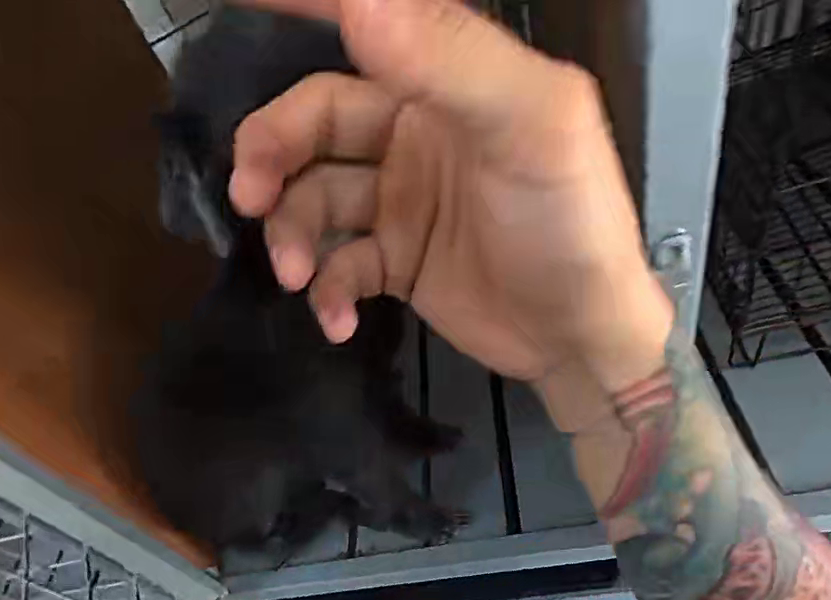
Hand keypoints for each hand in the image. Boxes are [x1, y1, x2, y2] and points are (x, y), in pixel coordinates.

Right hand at [229, 0, 672, 389]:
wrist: (581, 335)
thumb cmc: (572, 227)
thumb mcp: (535, 130)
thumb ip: (454, 62)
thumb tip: (356, 5)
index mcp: (449, 84)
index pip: (361, 20)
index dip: (294, 3)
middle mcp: (417, 135)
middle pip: (316, 122)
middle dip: (273, 152)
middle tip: (249, 195)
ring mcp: (405, 205)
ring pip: (318, 199)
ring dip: (294, 234)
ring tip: (295, 275)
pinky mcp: (402, 266)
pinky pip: (343, 269)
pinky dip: (329, 294)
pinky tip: (337, 321)